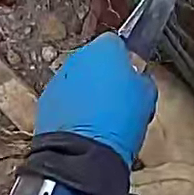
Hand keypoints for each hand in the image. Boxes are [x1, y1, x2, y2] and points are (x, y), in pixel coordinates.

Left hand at [34, 32, 156, 164]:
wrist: (83, 154)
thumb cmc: (119, 121)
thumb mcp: (147, 96)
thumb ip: (142, 78)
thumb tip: (137, 77)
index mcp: (105, 49)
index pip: (116, 41)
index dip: (125, 57)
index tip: (131, 72)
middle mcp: (78, 57)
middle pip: (95, 58)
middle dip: (105, 72)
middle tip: (119, 95)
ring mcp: (59, 78)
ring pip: (78, 77)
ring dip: (88, 90)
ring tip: (102, 115)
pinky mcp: (46, 100)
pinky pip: (65, 97)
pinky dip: (73, 106)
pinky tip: (86, 125)